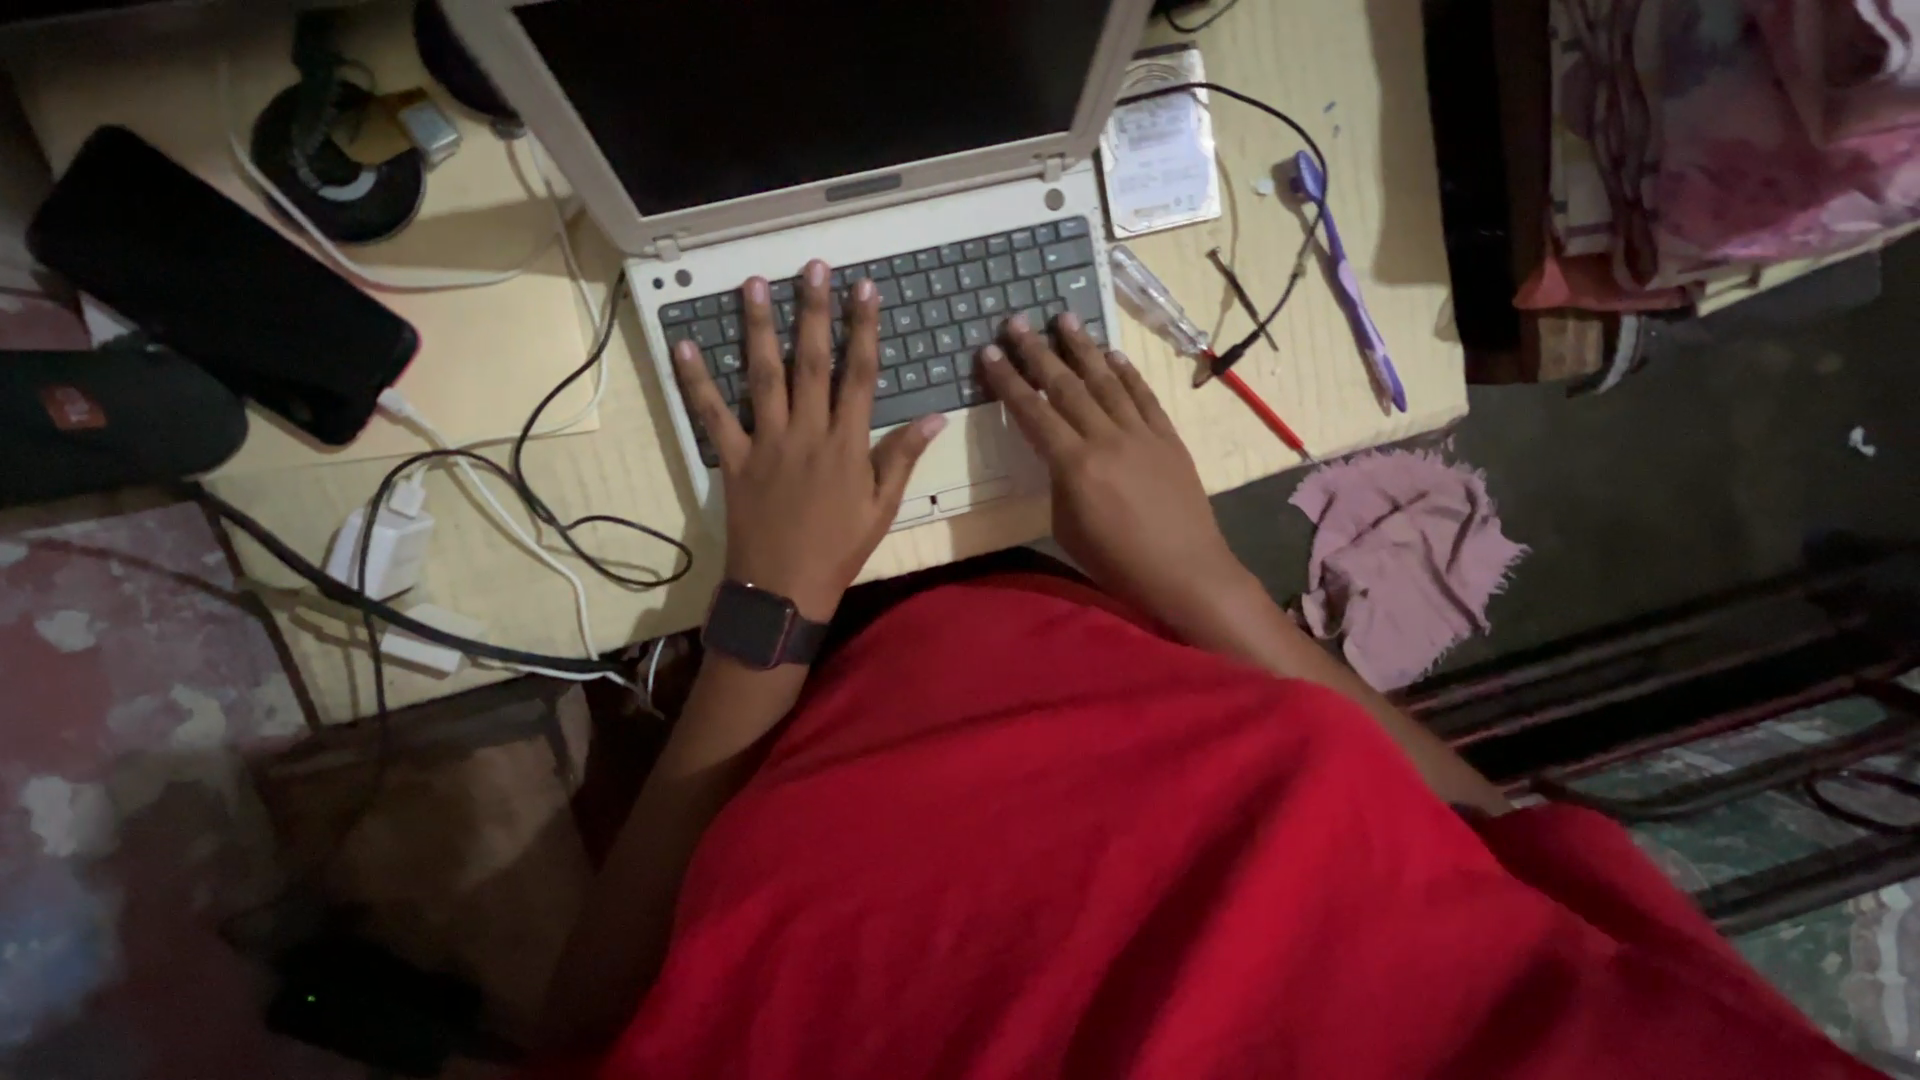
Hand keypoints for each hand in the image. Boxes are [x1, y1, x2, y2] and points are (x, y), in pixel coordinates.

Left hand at [673, 260, 944, 623]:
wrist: (784, 589)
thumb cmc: (839, 550)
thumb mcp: (883, 508)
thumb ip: (903, 457)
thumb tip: (934, 417)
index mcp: (848, 444)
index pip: (860, 375)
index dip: (864, 329)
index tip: (864, 289)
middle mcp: (807, 432)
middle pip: (812, 362)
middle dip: (814, 310)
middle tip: (813, 266)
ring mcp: (766, 443)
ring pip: (763, 376)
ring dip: (759, 328)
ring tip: (755, 283)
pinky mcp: (732, 459)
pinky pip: (712, 415)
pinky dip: (696, 381)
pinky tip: (684, 344)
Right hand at [978, 313, 1256, 638]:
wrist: (1185, 572)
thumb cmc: (1116, 562)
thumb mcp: (1068, 528)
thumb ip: (1059, 484)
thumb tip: (1059, 457)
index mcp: (1074, 466)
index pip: (1032, 412)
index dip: (1008, 381)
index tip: (989, 353)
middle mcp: (1105, 438)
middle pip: (1065, 386)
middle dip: (1038, 351)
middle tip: (1017, 321)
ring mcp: (1141, 434)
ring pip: (1106, 381)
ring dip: (1083, 348)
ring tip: (1064, 319)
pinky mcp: (1168, 438)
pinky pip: (1144, 396)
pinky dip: (1127, 373)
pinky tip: (1112, 356)